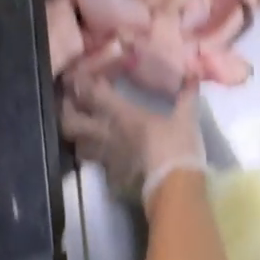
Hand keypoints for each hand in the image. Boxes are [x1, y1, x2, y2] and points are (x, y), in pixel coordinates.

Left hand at [61, 81, 207, 208]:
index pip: (93, 93)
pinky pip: (95, 163)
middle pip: (70, 120)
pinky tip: (105, 154)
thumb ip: (187, 95)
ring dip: (77, 134)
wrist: (174, 186)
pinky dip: (96, 156)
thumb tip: (193, 74)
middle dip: (67, 107)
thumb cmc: (178, 147)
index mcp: (122, 116)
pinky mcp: (111, 176)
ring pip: (77, 143)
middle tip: (73, 100)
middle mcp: (105, 134)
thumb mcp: (187, 118)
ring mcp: (105, 157)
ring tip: (84, 128)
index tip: (87, 73)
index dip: (86, 81)